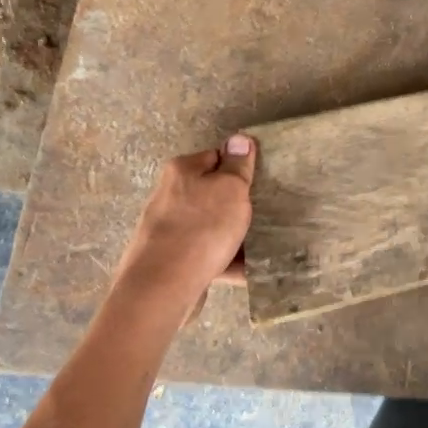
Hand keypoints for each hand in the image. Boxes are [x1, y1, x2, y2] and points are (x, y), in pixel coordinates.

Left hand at [112, 135, 255, 325]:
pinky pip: (207, 252)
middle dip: (238, 203)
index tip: (261, 183)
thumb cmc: (202, 229)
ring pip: (211, 224)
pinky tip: (250, 269)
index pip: (219, 157)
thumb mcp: (231, 188)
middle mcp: (169, 195)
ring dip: (234, 233)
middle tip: (265, 212)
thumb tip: (238, 138)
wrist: (161, 289)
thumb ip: (238, 164)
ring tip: (263, 243)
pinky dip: (227, 258)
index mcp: (181, 171)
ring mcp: (167, 229)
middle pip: (214, 192)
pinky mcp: (170, 258)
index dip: (241, 169)